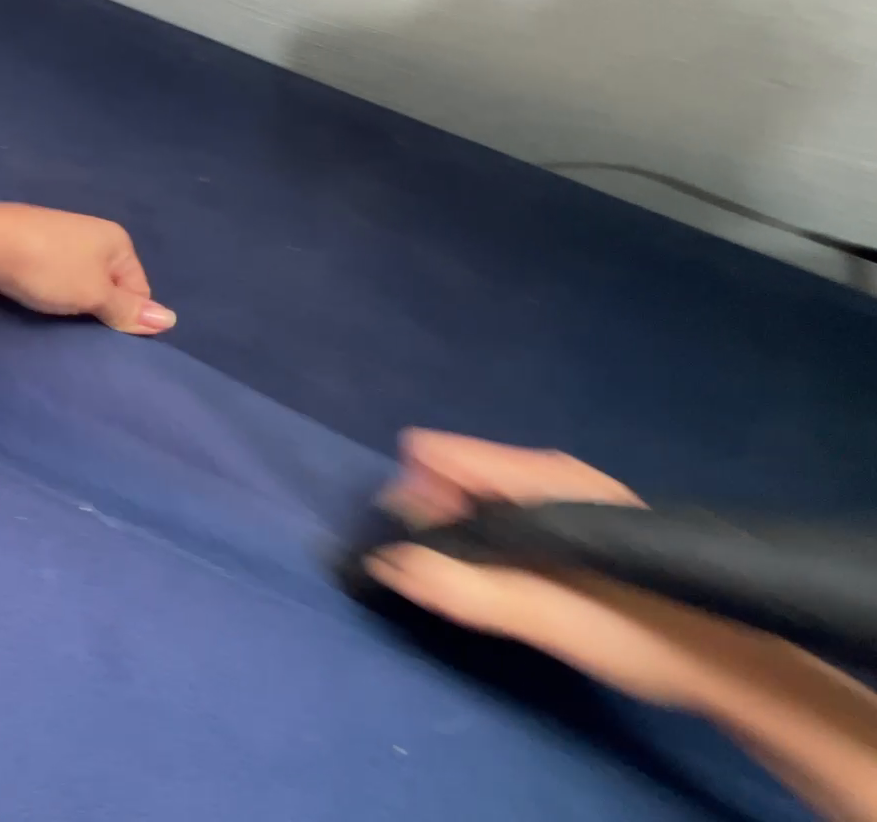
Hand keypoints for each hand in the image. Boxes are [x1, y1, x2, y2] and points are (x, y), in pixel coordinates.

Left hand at [0, 204, 176, 335]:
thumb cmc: (49, 269)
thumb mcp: (94, 295)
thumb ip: (128, 310)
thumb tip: (169, 320)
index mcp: (117, 239)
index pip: (138, 289)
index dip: (122, 313)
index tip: (97, 323)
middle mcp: (93, 231)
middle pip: (109, 283)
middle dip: (95, 305)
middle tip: (73, 319)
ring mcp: (61, 233)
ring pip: (80, 278)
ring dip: (70, 297)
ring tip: (50, 306)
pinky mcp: (32, 240)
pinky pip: (54, 271)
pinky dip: (47, 286)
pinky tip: (32, 292)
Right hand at [369, 430, 795, 711]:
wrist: (736, 666)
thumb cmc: (639, 633)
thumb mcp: (548, 618)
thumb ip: (465, 589)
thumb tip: (383, 561)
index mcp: (535, 476)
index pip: (431, 451)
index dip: (413, 496)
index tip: (423, 546)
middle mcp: (540, 469)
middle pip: (445, 472)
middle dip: (430, 516)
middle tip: (454, 574)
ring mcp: (555, 489)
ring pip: (468, 493)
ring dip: (454, 531)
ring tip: (482, 581)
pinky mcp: (563, 515)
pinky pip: (491, 510)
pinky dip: (481, 537)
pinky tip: (510, 576)